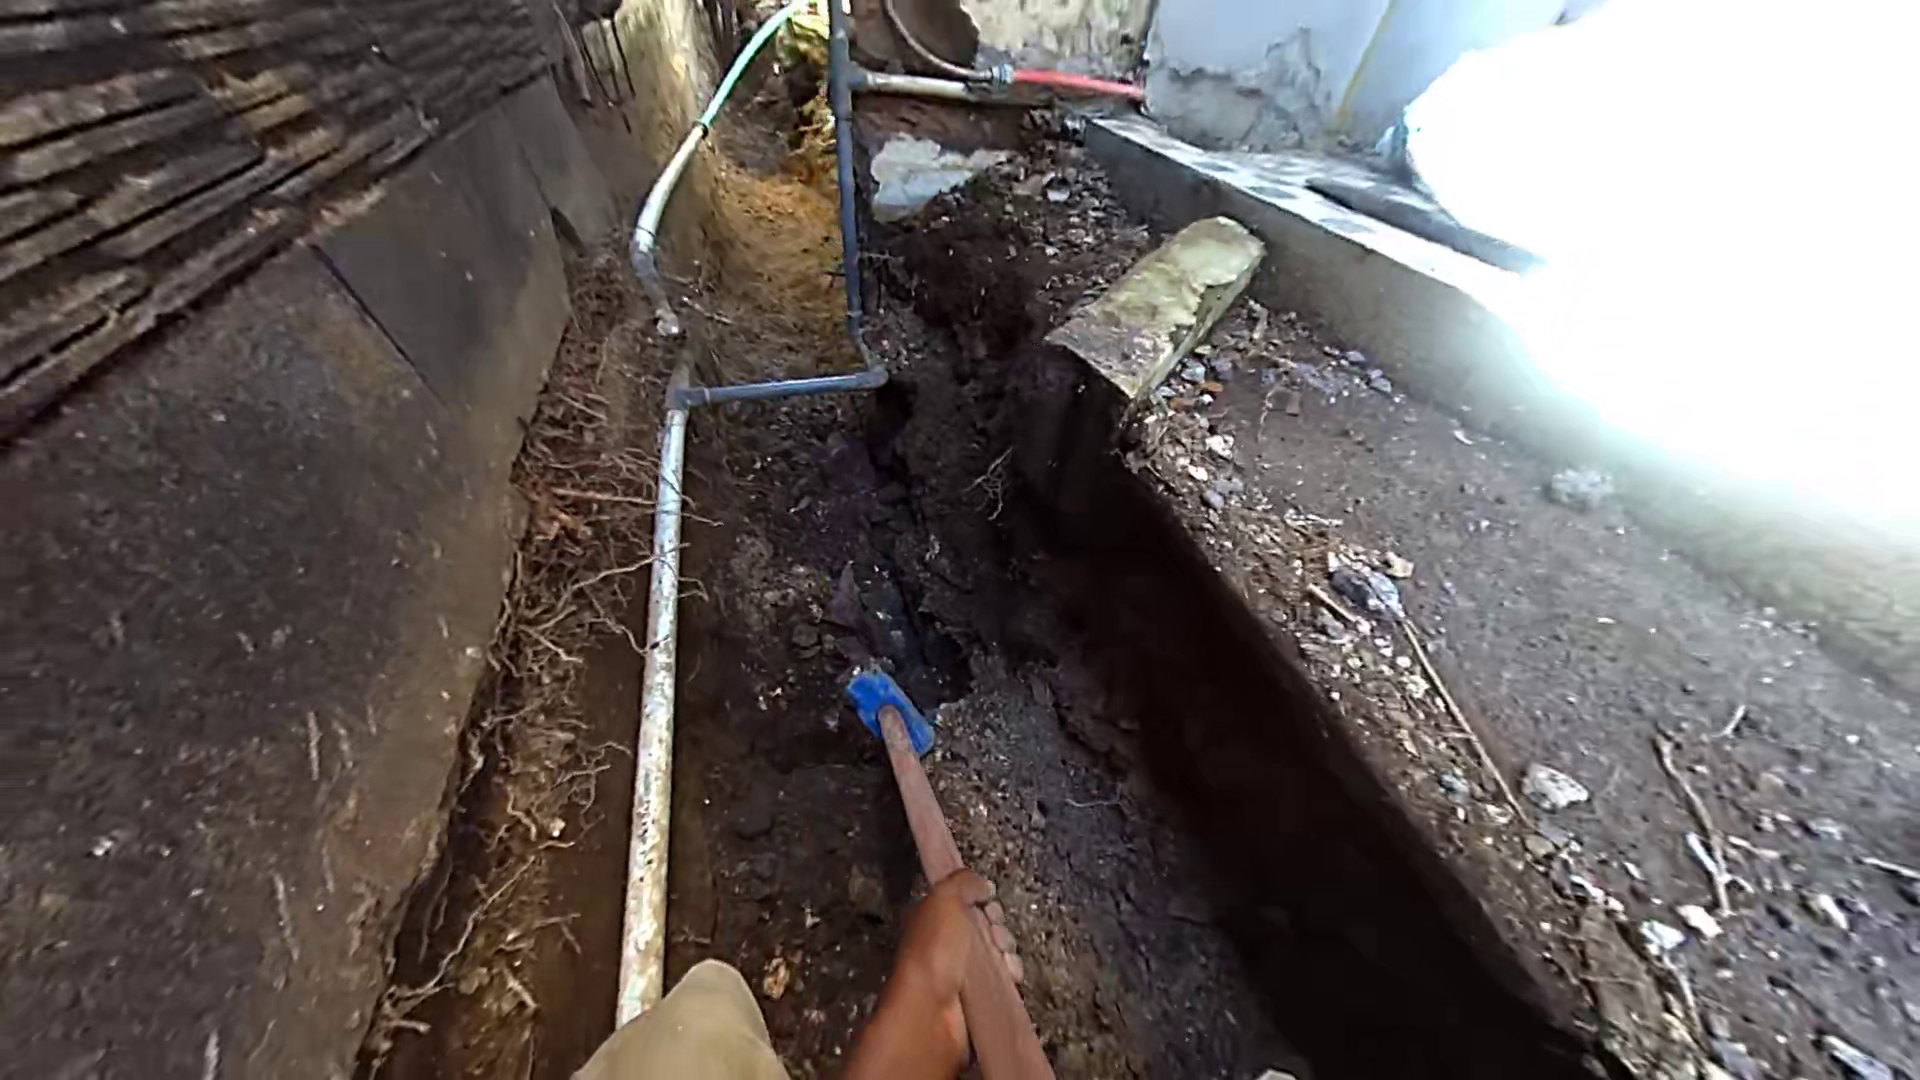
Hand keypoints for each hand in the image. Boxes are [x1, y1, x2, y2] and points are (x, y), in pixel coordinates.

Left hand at [844, 869, 1021, 1079]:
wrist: (931, 1012)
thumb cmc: (933, 949)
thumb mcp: (943, 898)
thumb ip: (962, 881)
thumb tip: (981, 884)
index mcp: (934, 915)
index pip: (965, 898)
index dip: (980, 896)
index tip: (986, 899)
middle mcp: (948, 941)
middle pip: (985, 922)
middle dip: (996, 924)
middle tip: (994, 934)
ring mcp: (963, 970)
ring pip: (997, 948)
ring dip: (1006, 948)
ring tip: (1001, 956)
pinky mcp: (979, 995)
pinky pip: (1003, 976)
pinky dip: (1010, 972)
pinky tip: (1010, 974)